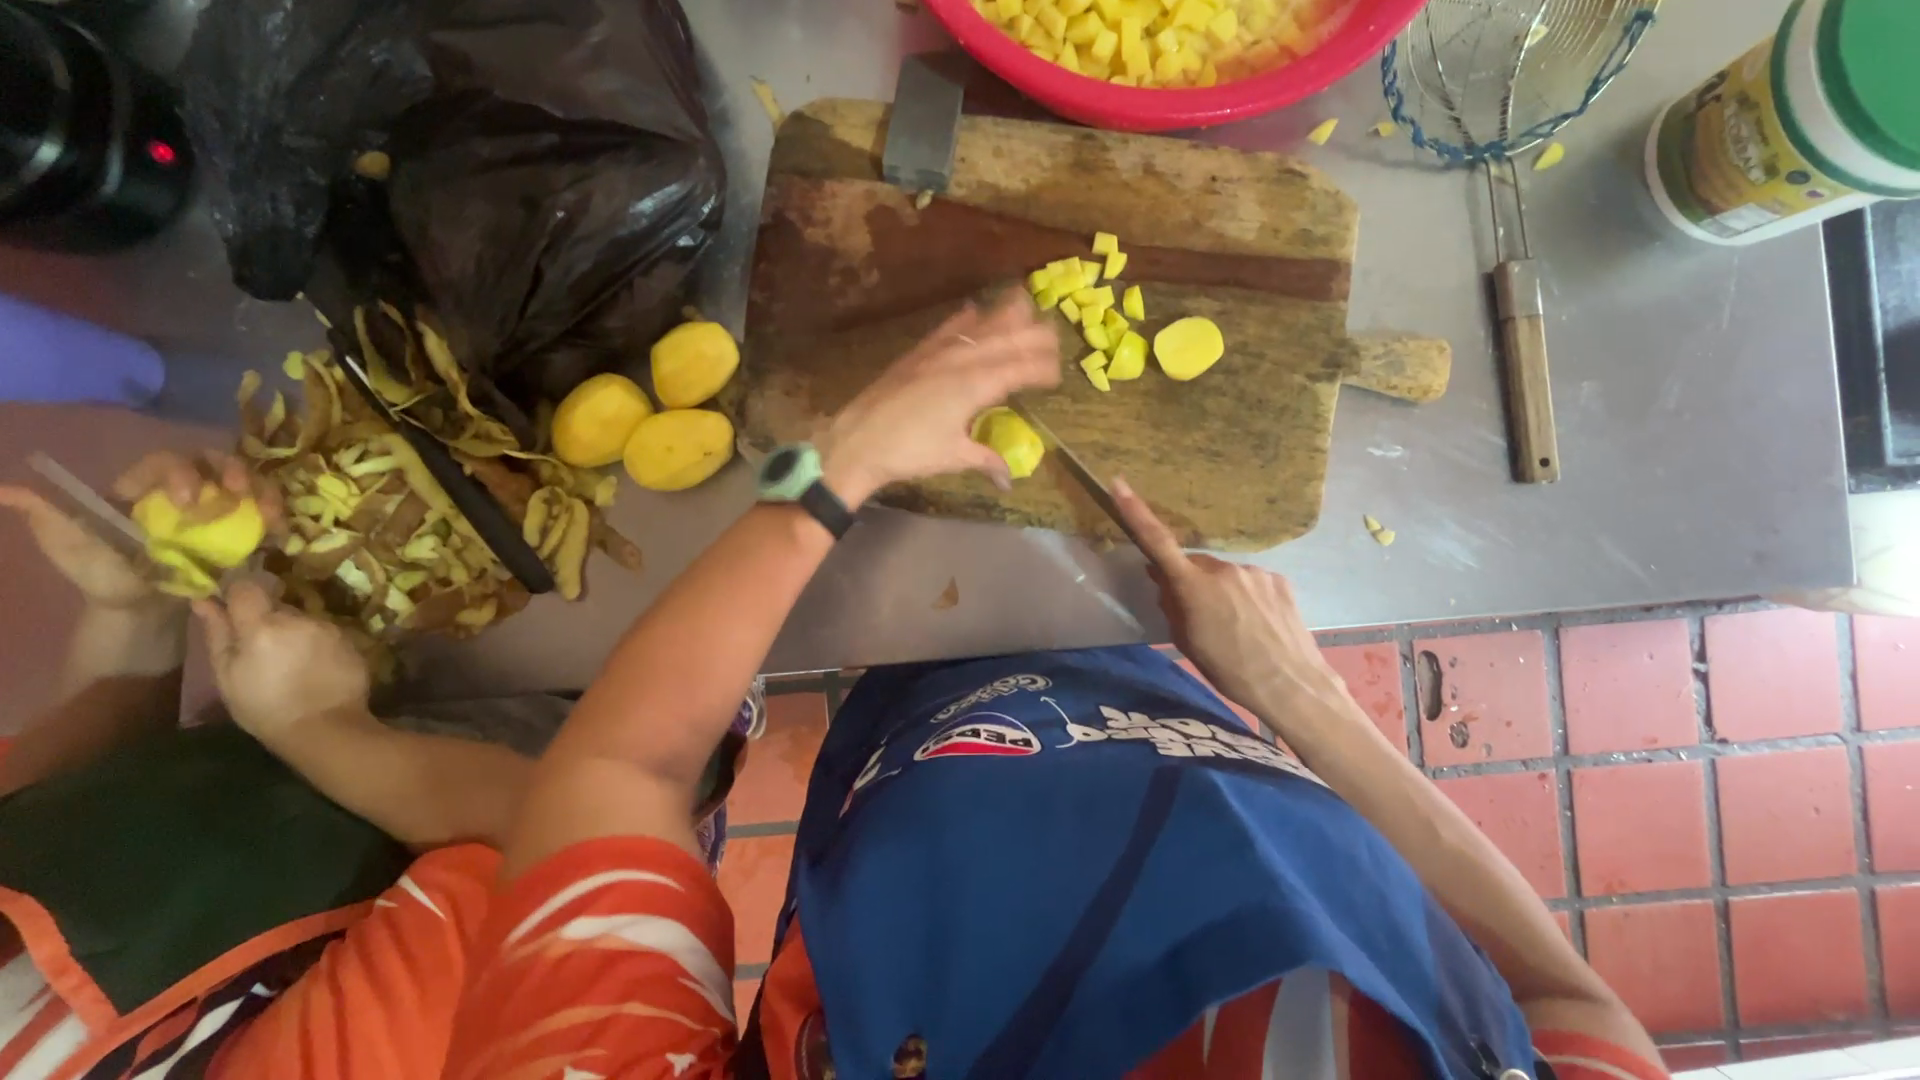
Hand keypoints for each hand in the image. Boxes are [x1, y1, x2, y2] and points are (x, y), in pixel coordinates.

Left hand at [0, 451, 280, 609]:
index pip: (166, 461)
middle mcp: (185, 489)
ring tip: (269, 516)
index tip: (188, 503)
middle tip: (237, 493)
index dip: (181, 473)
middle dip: (232, 471)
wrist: (144, 610)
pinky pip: (268, 509)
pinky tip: (280, 532)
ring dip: (263, 492)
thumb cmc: (105, 577)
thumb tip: (6, 490)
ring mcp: (219, 507)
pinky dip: (278, 515)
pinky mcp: (244, 527)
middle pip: (215, 460)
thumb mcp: (72, 547)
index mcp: (143, 488)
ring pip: (249, 480)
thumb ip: (48, 518)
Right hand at [193, 580, 370, 739]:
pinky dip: (316, 644)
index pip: (247, 588)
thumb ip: (217, 633)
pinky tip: (312, 667)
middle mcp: (301, 619)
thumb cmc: (264, 706)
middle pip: (277, 606)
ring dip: (293, 633)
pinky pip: (325, 633)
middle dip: (266, 621)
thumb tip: (204, 600)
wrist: (325, 725)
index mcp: (264, 626)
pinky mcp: (352, 639)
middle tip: (260, 651)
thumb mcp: (227, 674)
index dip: (237, 595)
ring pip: (303, 620)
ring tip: (288, 664)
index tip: (231, 609)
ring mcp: (330, 628)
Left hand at [818, 290, 1060, 503]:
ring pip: (980, 327)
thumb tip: (1008, 481)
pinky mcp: (917, 353)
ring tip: (1025, 304)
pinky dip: (965, 320)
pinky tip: (975, 311)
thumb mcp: (954, 457)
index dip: (1043, 369)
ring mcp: (938, 352)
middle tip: (1054, 338)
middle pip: (1007, 340)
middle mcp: (961, 361)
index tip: (1058, 374)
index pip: (1020, 369)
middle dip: (1034, 337)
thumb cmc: (910, 452)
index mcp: (976, 386)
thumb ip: (986, 460)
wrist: (858, 440)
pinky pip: (948, 329)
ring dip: (1004, 316)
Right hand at [1112, 477, 1344, 715]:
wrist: (1292, 685)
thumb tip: (1163, 580)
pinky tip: (1257, 624)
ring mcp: (1254, 573)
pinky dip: (1246, 598)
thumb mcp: (1188, 643)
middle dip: (1191, 582)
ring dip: (1221, 592)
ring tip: (1234, 628)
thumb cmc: (1230, 671)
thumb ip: (1172, 606)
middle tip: (1198, 617)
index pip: (1158, 543)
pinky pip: (1250, 583)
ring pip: (1224, 575)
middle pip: (1195, 567)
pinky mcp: (1278, 580)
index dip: (1136, 513)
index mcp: (1194, 587)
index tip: (1119, 484)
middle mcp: (1223, 569)